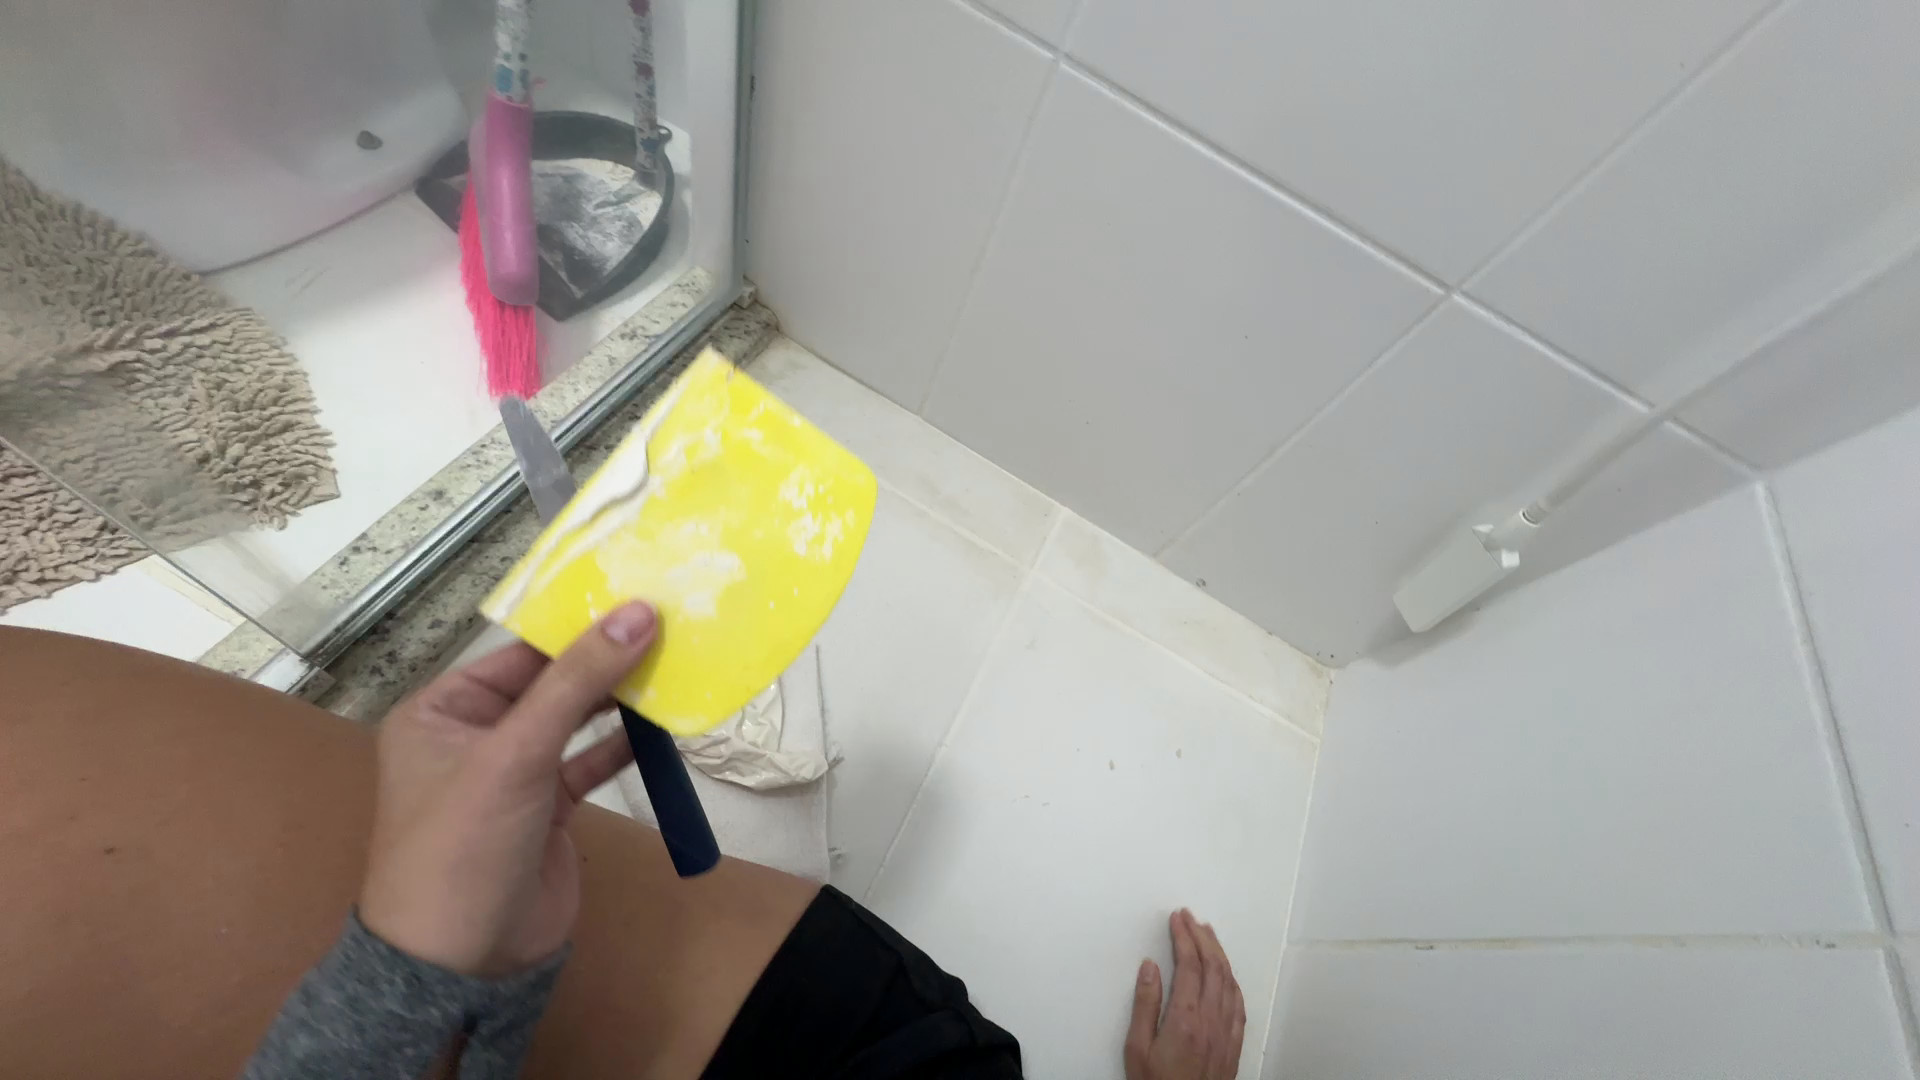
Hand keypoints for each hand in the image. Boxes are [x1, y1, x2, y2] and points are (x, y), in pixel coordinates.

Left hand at [358, 602, 657, 976]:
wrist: (463, 963)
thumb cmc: (467, 842)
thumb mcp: (517, 752)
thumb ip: (579, 680)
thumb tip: (640, 612)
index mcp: (444, 710)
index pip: (523, 652)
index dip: (581, 626)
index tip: (642, 599)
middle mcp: (478, 732)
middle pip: (555, 681)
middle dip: (609, 660)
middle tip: (672, 627)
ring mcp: (517, 769)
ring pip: (579, 717)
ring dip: (623, 698)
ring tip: (677, 666)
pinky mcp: (552, 802)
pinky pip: (594, 756)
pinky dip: (627, 741)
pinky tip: (665, 723)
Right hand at [1125, 909, 1245, 1079]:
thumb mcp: (1137, 1048)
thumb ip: (1145, 1004)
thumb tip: (1150, 965)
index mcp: (1186, 1019)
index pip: (1189, 965)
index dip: (1184, 936)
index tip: (1177, 918)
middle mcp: (1211, 1022)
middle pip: (1213, 967)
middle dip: (1201, 937)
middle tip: (1190, 917)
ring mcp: (1226, 1035)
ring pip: (1229, 982)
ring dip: (1219, 953)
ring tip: (1208, 933)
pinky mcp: (1233, 1047)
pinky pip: (1239, 1005)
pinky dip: (1232, 980)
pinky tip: (1226, 973)